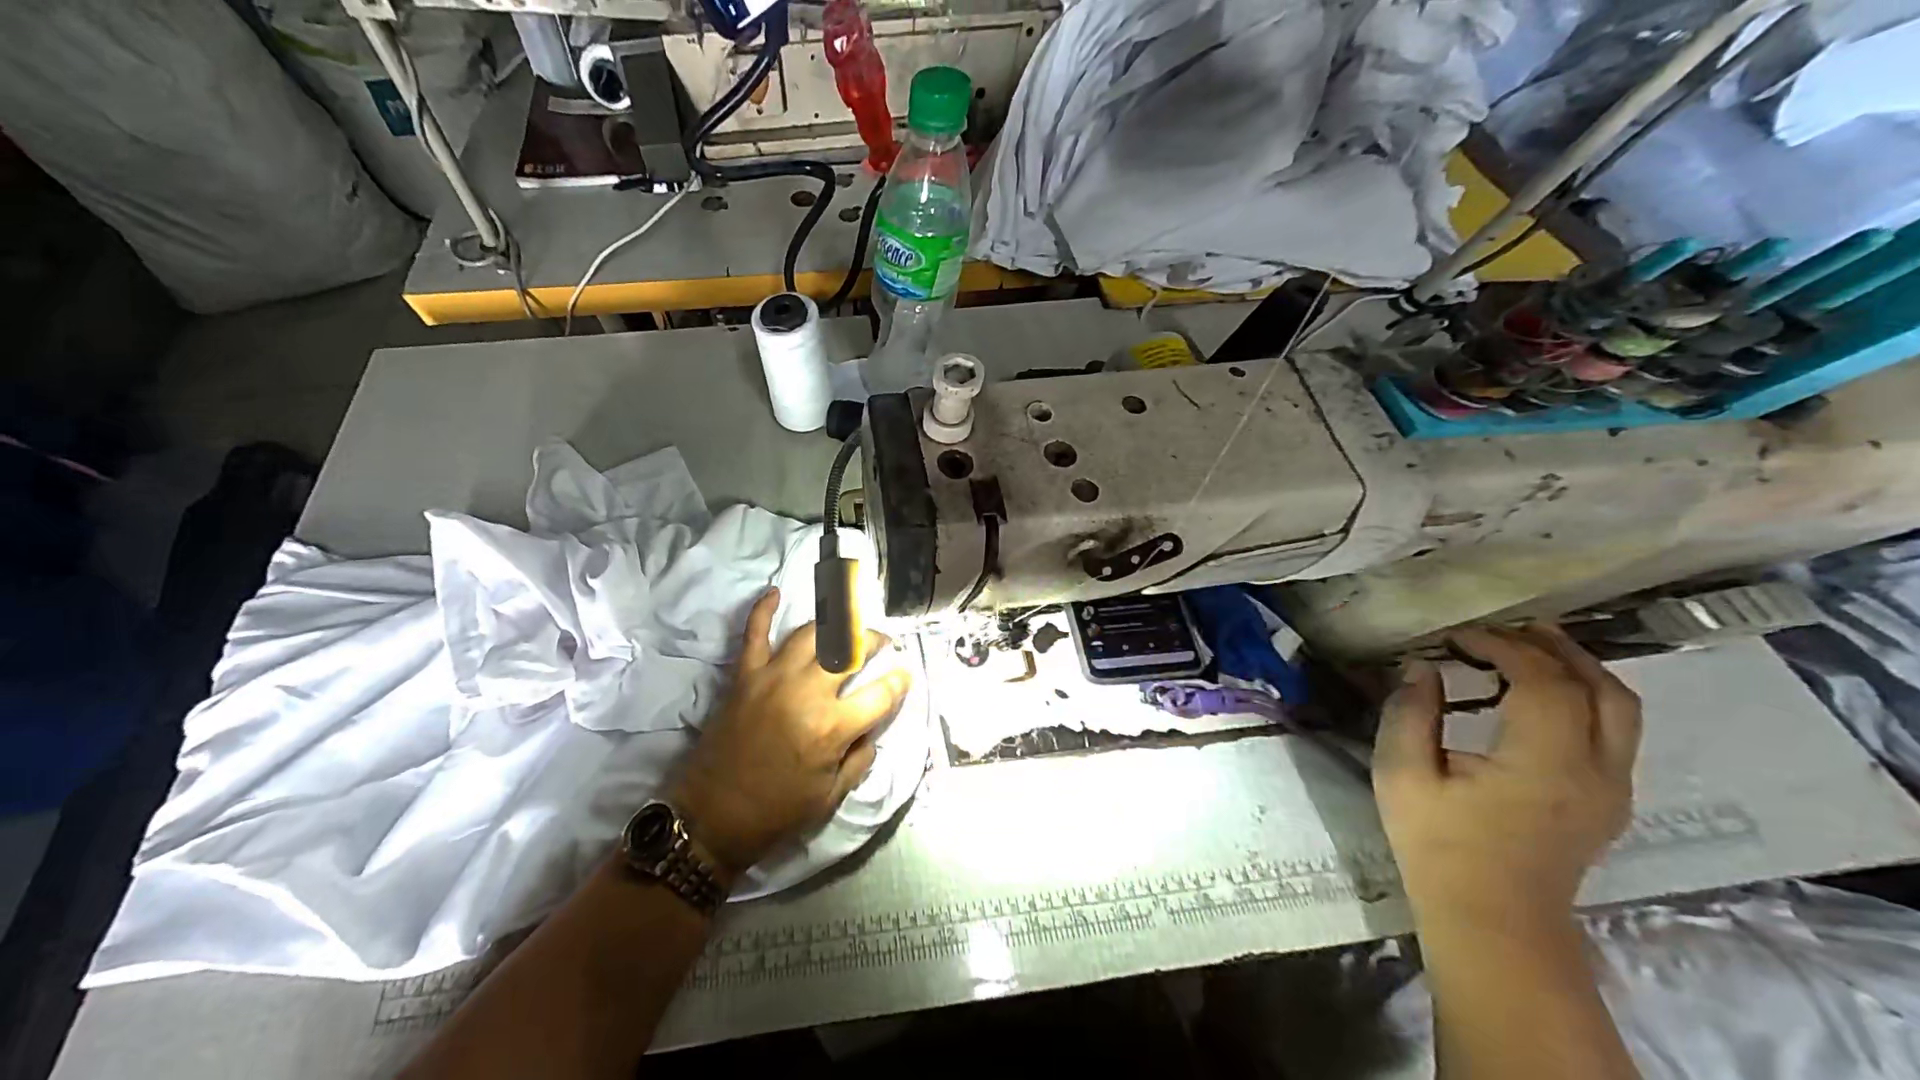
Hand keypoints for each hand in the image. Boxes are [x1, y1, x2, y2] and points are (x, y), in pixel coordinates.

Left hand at [666, 588, 911, 883]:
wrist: (710, 818)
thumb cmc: (775, 814)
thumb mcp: (830, 798)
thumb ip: (859, 758)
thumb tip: (871, 730)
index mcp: (832, 728)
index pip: (882, 693)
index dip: (900, 681)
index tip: (905, 675)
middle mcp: (807, 693)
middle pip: (851, 651)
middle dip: (874, 642)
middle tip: (880, 644)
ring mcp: (772, 678)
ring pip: (812, 634)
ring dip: (835, 626)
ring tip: (846, 628)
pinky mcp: (743, 676)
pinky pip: (753, 633)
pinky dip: (762, 609)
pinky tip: (774, 592)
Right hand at [1372, 624, 1641, 930]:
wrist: (1493, 922)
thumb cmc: (1440, 848)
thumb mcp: (1401, 776)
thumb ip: (1409, 714)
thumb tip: (1422, 668)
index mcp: (1545, 764)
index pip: (1544, 681)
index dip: (1502, 646)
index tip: (1456, 637)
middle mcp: (1598, 771)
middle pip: (1602, 688)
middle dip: (1553, 647)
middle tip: (1502, 629)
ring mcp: (1614, 789)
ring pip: (1622, 708)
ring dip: (1578, 669)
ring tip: (1531, 647)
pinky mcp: (1611, 801)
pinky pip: (1616, 731)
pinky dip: (1584, 696)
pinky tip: (1542, 693)